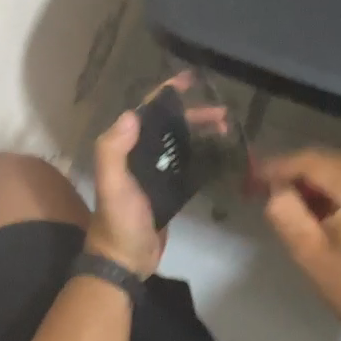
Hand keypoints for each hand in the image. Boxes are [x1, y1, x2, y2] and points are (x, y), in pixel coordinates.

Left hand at [83, 73, 229, 276]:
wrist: (124, 261)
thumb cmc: (118, 220)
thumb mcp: (113, 184)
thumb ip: (114, 150)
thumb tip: (132, 114)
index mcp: (124, 148)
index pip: (145, 112)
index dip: (166, 93)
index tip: (190, 79)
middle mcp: (138, 155)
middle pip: (168, 125)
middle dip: (193, 114)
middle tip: (223, 113)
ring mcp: (154, 172)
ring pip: (179, 142)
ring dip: (200, 132)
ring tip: (227, 128)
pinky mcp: (167, 190)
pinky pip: (186, 165)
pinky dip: (202, 155)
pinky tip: (220, 152)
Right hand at [259, 149, 340, 340]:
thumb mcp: (311, 254)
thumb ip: (285, 213)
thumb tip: (276, 190)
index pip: (309, 162)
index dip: (276, 168)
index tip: (251, 179)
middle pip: (328, 163)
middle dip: (295, 176)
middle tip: (264, 193)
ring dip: (316, 186)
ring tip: (290, 207)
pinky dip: (337, 195)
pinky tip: (322, 216)